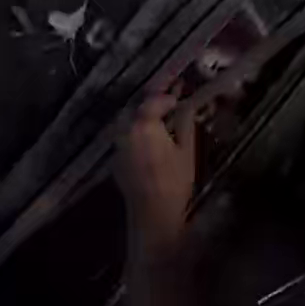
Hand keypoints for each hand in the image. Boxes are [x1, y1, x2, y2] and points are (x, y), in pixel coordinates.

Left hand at [116, 95, 196, 248]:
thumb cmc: (175, 181)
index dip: (167, 94)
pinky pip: (125, 135)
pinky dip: (138, 129)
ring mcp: (118, 145)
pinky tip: (153, 135)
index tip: (182, 92)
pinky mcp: (116, 158)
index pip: (152, 100)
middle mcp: (125, 131)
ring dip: (144, 114)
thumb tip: (187, 104)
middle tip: (171, 97)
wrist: (152, 213)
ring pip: (128, 121)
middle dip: (153, 100)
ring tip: (162, 114)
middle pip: (136, 107)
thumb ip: (185, 122)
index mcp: (143, 126)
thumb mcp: (187, 150)